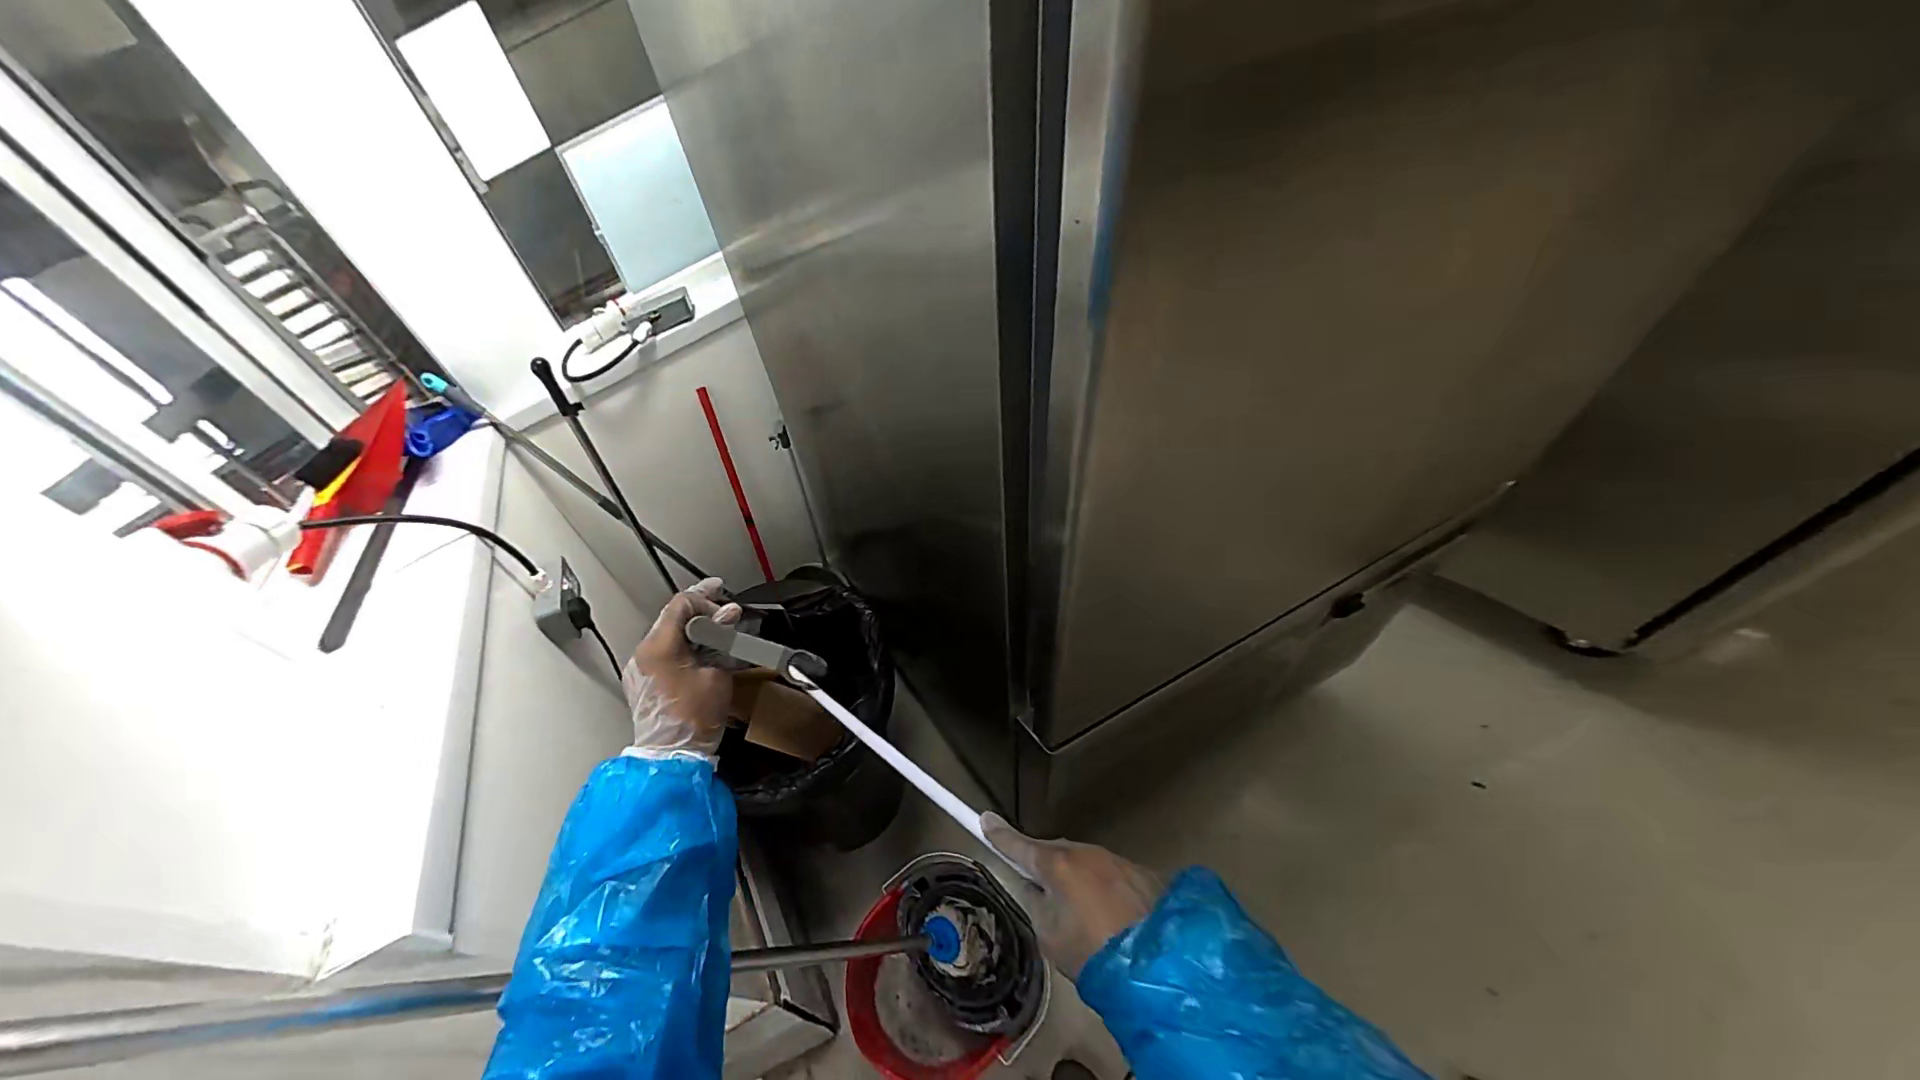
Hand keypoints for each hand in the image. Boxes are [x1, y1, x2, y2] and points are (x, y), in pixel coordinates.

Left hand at [623, 577, 741, 758]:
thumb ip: (721, 639)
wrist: (671, 758)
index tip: (724, 597)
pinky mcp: (643, 682)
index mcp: (658, 647)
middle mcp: (643, 654)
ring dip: (693, 628)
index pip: (680, 605)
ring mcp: (640, 668)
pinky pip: (664, 652)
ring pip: (668, 634)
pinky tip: (705, 650)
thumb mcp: (717, 674)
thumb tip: (729, 615)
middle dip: (700, 610)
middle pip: (671, 617)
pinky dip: (685, 645)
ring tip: (720, 629)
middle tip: (725, 610)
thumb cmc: (694, 718)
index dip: (705, 597)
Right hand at [983, 813, 1162, 978]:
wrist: (1159, 962)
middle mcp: (1085, 852)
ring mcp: (1116, 859)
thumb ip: (1035, 903)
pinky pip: (1110, 874)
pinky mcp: (1142, 872)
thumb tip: (1034, 886)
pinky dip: (1104, 888)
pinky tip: (1111, 915)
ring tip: (1081, 912)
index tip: (984, 818)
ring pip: (1084, 862)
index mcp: (1056, 865)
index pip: (1018, 845)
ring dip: (1076, 877)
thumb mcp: (1049, 935)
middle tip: (1038, 887)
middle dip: (1043, 864)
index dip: (999, 835)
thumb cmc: (1093, 952)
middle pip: (1053, 852)